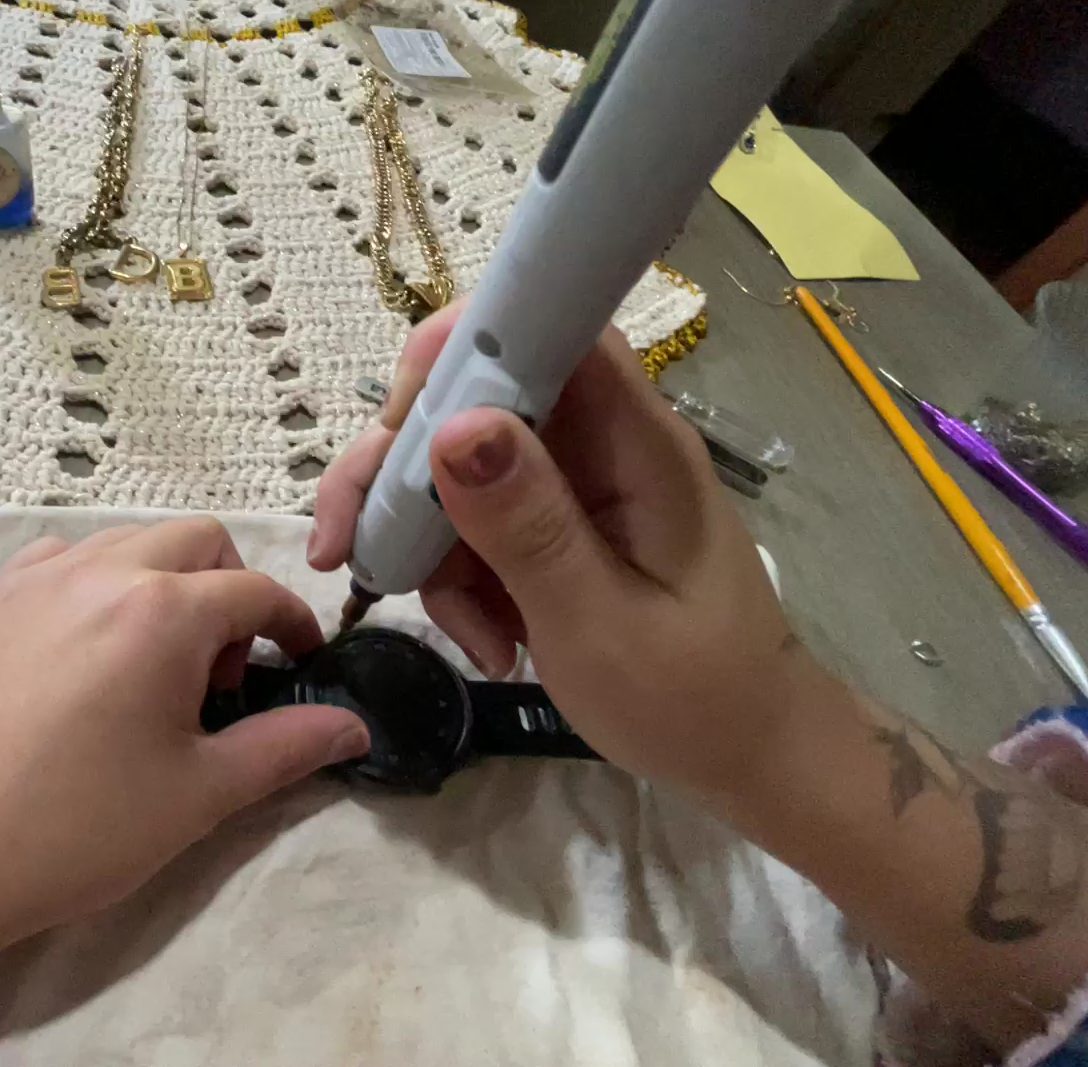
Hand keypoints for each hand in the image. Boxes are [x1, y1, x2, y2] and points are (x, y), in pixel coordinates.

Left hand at [0, 518, 370, 930]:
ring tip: (151, 661)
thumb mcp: (198, 794)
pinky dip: (103, 580)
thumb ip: (286, 748)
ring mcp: (40, 574)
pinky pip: (69, 557)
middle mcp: (105, 569)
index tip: (301, 662)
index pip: (256, 591)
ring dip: (167, 581)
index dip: (292, 624)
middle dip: (230, 591)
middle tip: (216, 672)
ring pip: (132, 541)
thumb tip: (354, 727)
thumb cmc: (73, 827)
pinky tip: (88, 644)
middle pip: (199, 541)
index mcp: (164, 611)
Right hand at [308, 302, 818, 792]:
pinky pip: (459, 524)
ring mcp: (558, 485)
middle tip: (347, 547)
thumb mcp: (599, 622)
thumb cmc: (693, 698)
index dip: (457, 352)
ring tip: (472, 635)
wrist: (740, 753)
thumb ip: (528, 528)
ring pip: (445, 473)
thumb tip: (454, 429)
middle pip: (462, 406)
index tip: (393, 429)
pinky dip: (449, 579)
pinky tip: (486, 638)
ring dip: (423, 549)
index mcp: (629, 443)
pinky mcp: (537, 523)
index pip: (540, 334)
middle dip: (392, 475)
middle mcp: (587, 445)